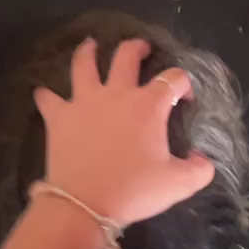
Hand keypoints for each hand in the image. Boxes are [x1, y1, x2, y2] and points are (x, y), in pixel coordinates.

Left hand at [33, 38, 216, 224]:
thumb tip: (203, 159)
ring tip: (90, 45)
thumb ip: (199, 170)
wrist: (85, 204)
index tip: (185, 97)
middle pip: (126, 56)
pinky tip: (45, 94)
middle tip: (141, 48)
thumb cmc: (134, 190)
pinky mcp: (59, 116)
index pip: (172, 79)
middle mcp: (116, 93)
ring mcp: (84, 101)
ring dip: (87, 52)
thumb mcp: (178, 184)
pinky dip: (47, 95)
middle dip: (136, 48)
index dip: (183, 83)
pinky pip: (48, 98)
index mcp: (148, 105)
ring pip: (83, 64)